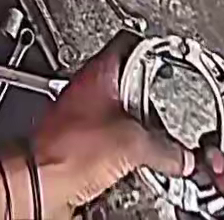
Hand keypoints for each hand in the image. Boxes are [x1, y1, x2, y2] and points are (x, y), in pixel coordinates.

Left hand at [30, 36, 191, 211]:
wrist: (41, 181)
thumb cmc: (69, 150)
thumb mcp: (131, 144)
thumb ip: (163, 147)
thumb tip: (182, 157)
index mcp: (100, 71)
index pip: (130, 42)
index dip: (152, 48)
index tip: (169, 57)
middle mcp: (90, 86)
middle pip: (130, 79)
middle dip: (151, 96)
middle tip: (166, 109)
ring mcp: (84, 110)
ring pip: (121, 108)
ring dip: (139, 123)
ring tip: (154, 139)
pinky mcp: (82, 137)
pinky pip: (112, 133)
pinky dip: (127, 143)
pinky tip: (135, 158)